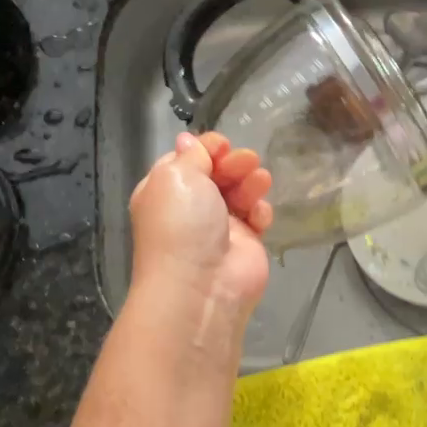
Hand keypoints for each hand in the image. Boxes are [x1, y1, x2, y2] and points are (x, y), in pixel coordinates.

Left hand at [128, 132, 272, 323]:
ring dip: (251, 182)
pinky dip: (261, 210)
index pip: (188, 158)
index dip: (206, 148)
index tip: (222, 147)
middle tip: (245, 162)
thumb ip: (191, 155)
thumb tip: (189, 140)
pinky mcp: (246, 242)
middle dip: (234, 163)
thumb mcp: (176, 177)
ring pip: (241, 190)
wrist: (202, 286)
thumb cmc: (181, 225)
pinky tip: (259, 216)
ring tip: (258, 183)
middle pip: (218, 171)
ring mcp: (220, 225)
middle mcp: (190, 206)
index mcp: (165, 189)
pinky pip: (257, 215)